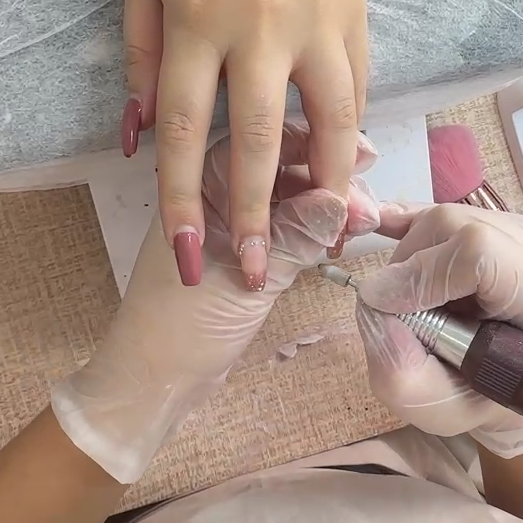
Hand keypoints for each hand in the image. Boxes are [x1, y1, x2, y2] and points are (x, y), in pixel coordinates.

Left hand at [54, 124, 378, 483]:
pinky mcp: (254, 251)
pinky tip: (342, 239)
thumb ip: (293, 237)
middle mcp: (225, 190)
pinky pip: (294, 228)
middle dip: (333, 183)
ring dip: (331, 209)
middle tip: (369, 211)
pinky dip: (319, 231)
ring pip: (297, 199)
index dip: (319, 148)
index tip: (364, 160)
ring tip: (363, 227)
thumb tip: (343, 199)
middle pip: (290, 169)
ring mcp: (240, 221)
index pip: (270, 144)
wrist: (154, 378)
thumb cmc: (181, 323)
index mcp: (207, 179)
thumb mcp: (243, 278)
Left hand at [121, 0, 368, 292]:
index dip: (182, 202)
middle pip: (258, 143)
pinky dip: (351, 133)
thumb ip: (140, 59)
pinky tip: (344, 166)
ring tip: (323, 232)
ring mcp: (316, 22)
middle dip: (255, 218)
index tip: (185, 256)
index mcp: (197, 21)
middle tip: (255, 276)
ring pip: (330, 122)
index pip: (187, 131)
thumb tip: (138, 138)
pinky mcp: (355, 14)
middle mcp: (260, 28)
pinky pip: (357, 87)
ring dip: (325, 186)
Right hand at [353, 203, 522, 458]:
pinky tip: (384, 229)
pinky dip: (402, 222)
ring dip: (409, 257)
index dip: (422, 274)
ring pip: (439, 217)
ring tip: (417, 299)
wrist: (498, 380)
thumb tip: (375, 300)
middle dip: (408, 268)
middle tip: (403, 312)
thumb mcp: (436, 409)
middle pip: (451, 227)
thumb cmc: (475, 397)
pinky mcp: (493, 214)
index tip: (387, 306)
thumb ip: (400, 370)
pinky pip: (435, 206)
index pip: (479, 254)